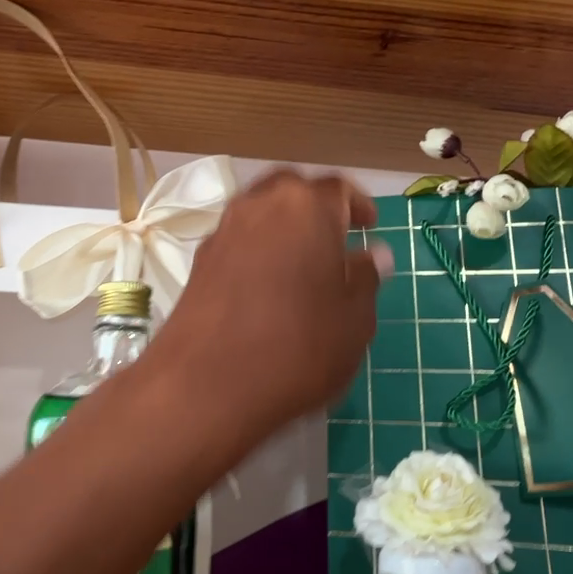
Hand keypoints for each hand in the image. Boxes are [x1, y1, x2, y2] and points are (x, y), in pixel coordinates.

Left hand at [144, 169, 389, 439]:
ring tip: (302, 262)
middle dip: (316, 207)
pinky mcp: (200, 259)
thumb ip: (366, 280)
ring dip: (284, 226)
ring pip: (262, 212)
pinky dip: (257, 249)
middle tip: (335, 236)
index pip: (339, 189)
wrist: (206, 384)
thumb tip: (372, 255)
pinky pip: (239, 240)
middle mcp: (262, 204)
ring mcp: (225, 229)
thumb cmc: (297, 348)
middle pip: (294, 190)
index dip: (358, 206)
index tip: (369, 226)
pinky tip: (268, 285)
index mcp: (308, 206)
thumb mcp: (353, 321)